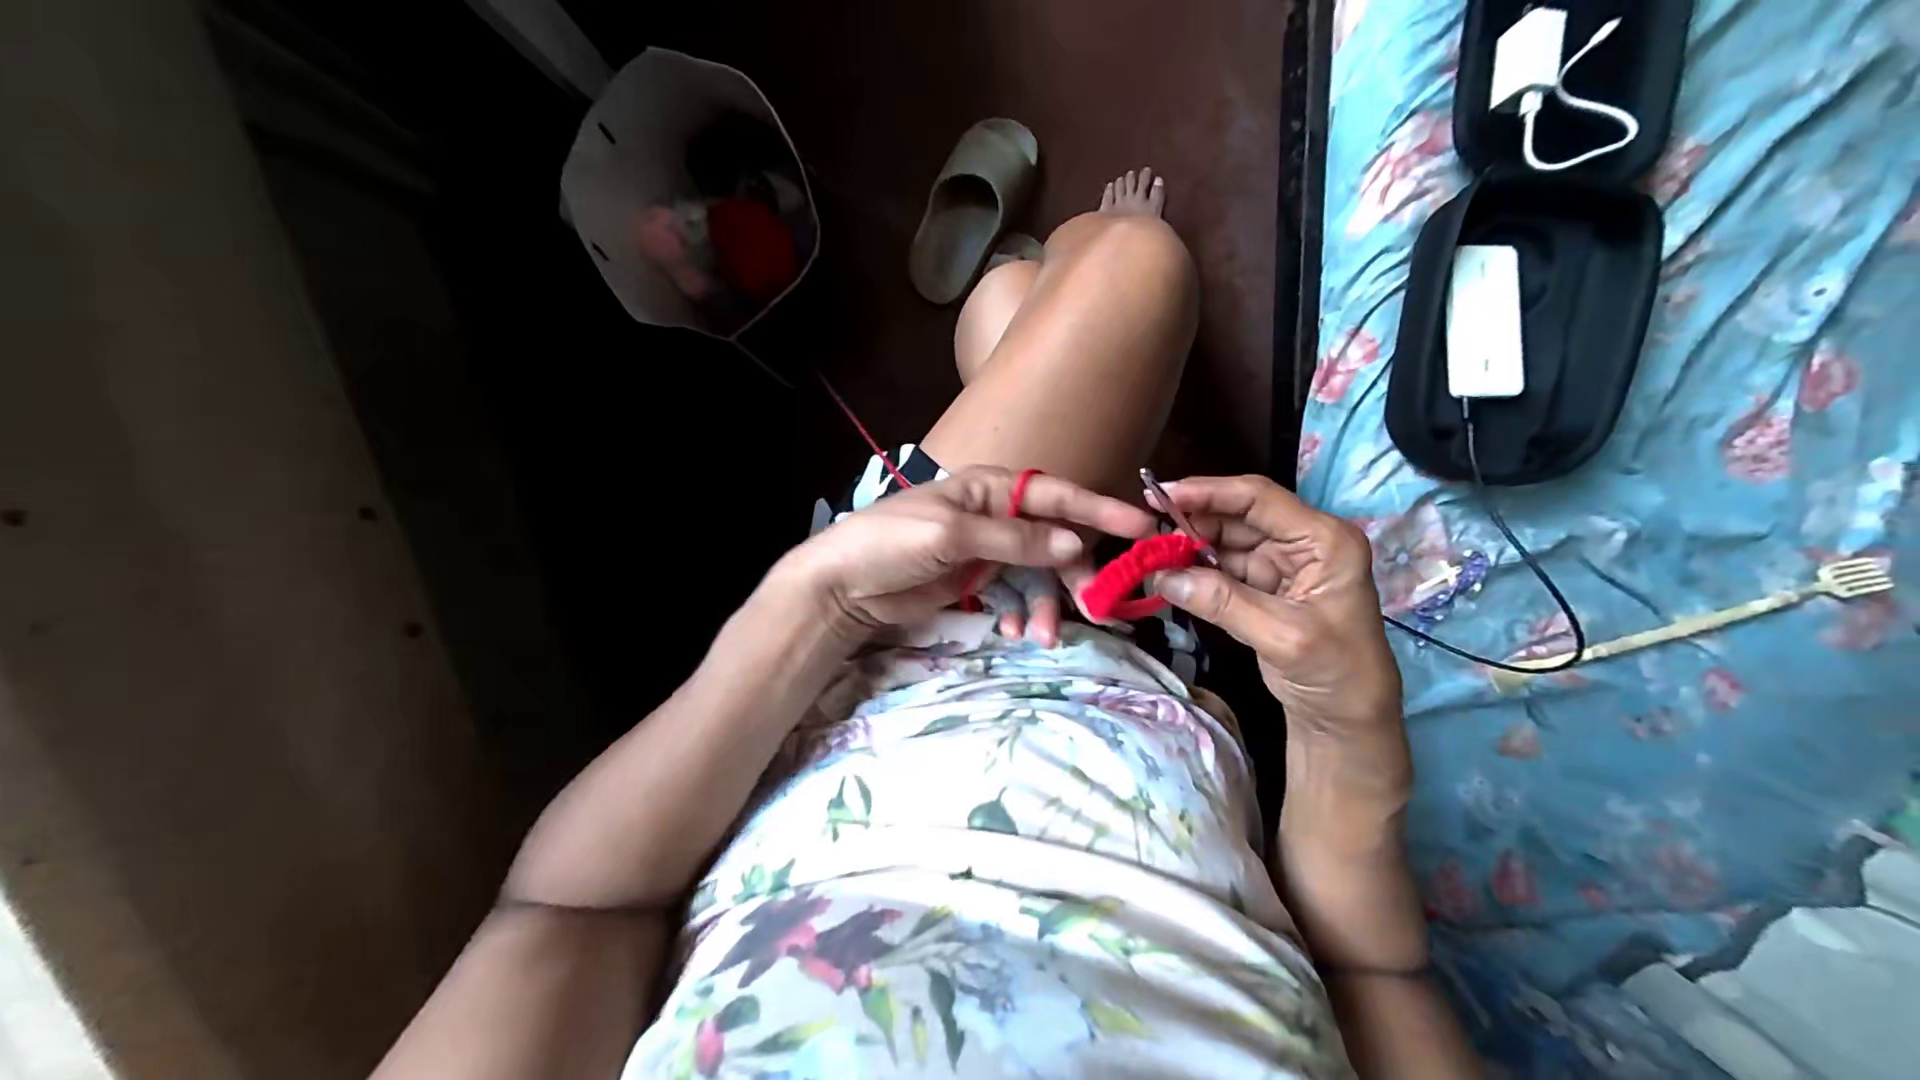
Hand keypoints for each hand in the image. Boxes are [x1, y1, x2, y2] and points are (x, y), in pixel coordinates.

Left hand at [778, 467, 1155, 645]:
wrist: (844, 585)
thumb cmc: (890, 543)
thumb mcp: (950, 534)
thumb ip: (1012, 539)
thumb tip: (1073, 543)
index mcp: (990, 488)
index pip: (1055, 495)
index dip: (1098, 510)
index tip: (1141, 527)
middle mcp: (997, 515)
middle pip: (1055, 539)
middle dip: (1077, 573)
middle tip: (1099, 606)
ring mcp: (990, 551)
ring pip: (1040, 574)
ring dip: (1049, 604)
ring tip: (1045, 635)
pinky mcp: (980, 582)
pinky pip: (1018, 597)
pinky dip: (1023, 615)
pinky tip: (1016, 633)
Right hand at [1147, 475, 1402, 732]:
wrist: (1345, 717)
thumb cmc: (1336, 672)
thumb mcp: (1283, 636)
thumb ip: (1223, 602)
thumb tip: (1164, 576)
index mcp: (1323, 539)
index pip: (1258, 498)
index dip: (1207, 492)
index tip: (1160, 495)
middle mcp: (1302, 541)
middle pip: (1236, 516)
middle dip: (1191, 522)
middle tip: (1147, 534)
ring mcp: (1280, 563)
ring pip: (1223, 540)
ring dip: (1187, 547)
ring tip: (1151, 557)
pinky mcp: (1261, 585)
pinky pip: (1219, 567)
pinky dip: (1193, 571)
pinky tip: (1168, 576)